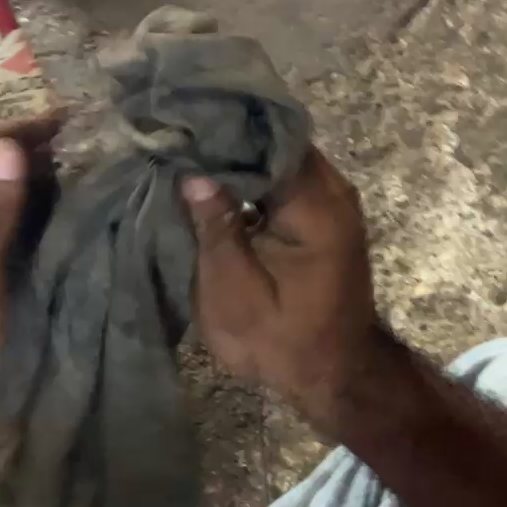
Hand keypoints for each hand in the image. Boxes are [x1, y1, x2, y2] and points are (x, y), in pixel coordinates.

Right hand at [180, 147, 380, 430]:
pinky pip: (282, 174)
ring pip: (277, 155)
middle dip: (225, 138)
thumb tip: (192, 173)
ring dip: (234, 155)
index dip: (219, 133)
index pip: (265, 143)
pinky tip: (211, 178)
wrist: (332, 377)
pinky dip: (249, 172)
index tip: (176, 129)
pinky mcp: (321, 213)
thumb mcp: (234, 291)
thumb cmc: (281, 340)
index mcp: (315, 208)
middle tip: (174, 137)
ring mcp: (330, 201)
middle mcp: (332, 192)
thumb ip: (214, 228)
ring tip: (185, 152)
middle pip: (274, 141)